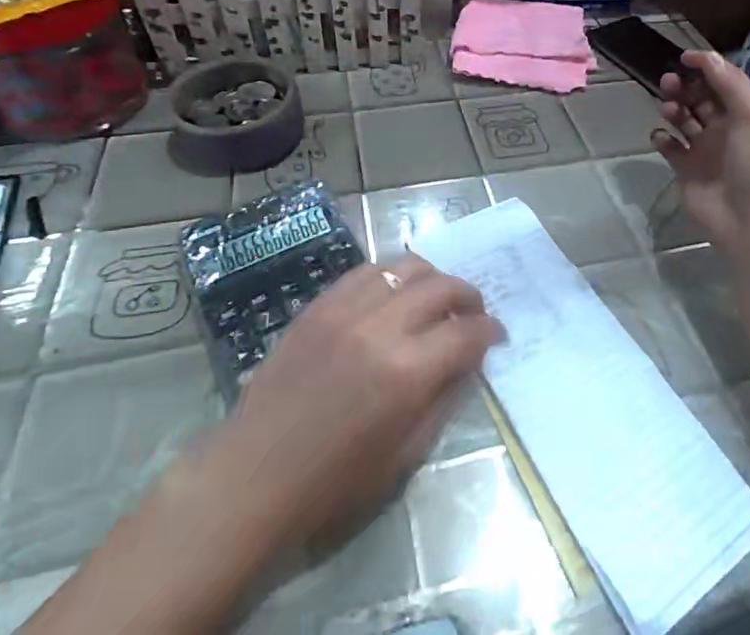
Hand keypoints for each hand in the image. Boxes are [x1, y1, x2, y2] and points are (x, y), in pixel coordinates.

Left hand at [211, 257, 502, 546]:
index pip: (467, 332)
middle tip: (473, 313)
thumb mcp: (406, 455)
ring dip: (433, 278)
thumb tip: (468, 362)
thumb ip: (444, 400)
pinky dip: (392, 275)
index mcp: (407, 373)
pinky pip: (366, 272)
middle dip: (469, 297)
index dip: (490, 331)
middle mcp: (381, 329)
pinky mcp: (317, 307)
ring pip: (405, 266)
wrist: (252, 477)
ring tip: (436, 298)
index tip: (496, 336)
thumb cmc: (334, 482)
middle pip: (442, 287)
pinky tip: (395, 294)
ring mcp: (345, 311)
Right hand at [653, 50, 749, 252]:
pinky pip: (669, 147)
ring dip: (673, 107)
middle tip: (669, 82)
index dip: (705, 66)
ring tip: (668, 109)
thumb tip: (706, 56)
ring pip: (683, 118)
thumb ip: (731, 83)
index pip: (724, 81)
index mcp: (747, 114)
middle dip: (684, 85)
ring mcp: (705, 149)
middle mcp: (726, 128)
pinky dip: (662, 138)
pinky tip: (663, 138)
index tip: (683, 58)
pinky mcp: (686, 170)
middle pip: (700, 97)